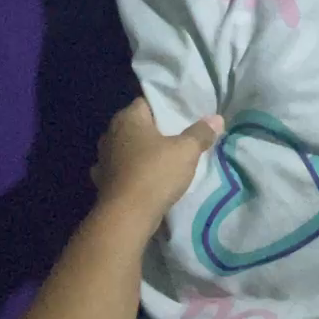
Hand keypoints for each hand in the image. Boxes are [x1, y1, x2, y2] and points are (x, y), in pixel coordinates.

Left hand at [90, 98, 222, 220]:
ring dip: (140, 152)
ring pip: (127, 148)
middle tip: (178, 138)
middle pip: (136, 125)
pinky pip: (120, 170)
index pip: (146, 103)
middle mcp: (111, 134)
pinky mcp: (102, 181)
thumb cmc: (156, 173)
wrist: (127, 215)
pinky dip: (130, 172)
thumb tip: (216, 119)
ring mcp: (103, 158)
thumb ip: (201, 133)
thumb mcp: (187, 151)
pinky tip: (143, 178)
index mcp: (128, 119)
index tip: (181, 117)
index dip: (164, 108)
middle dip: (154, 130)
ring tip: (162, 159)